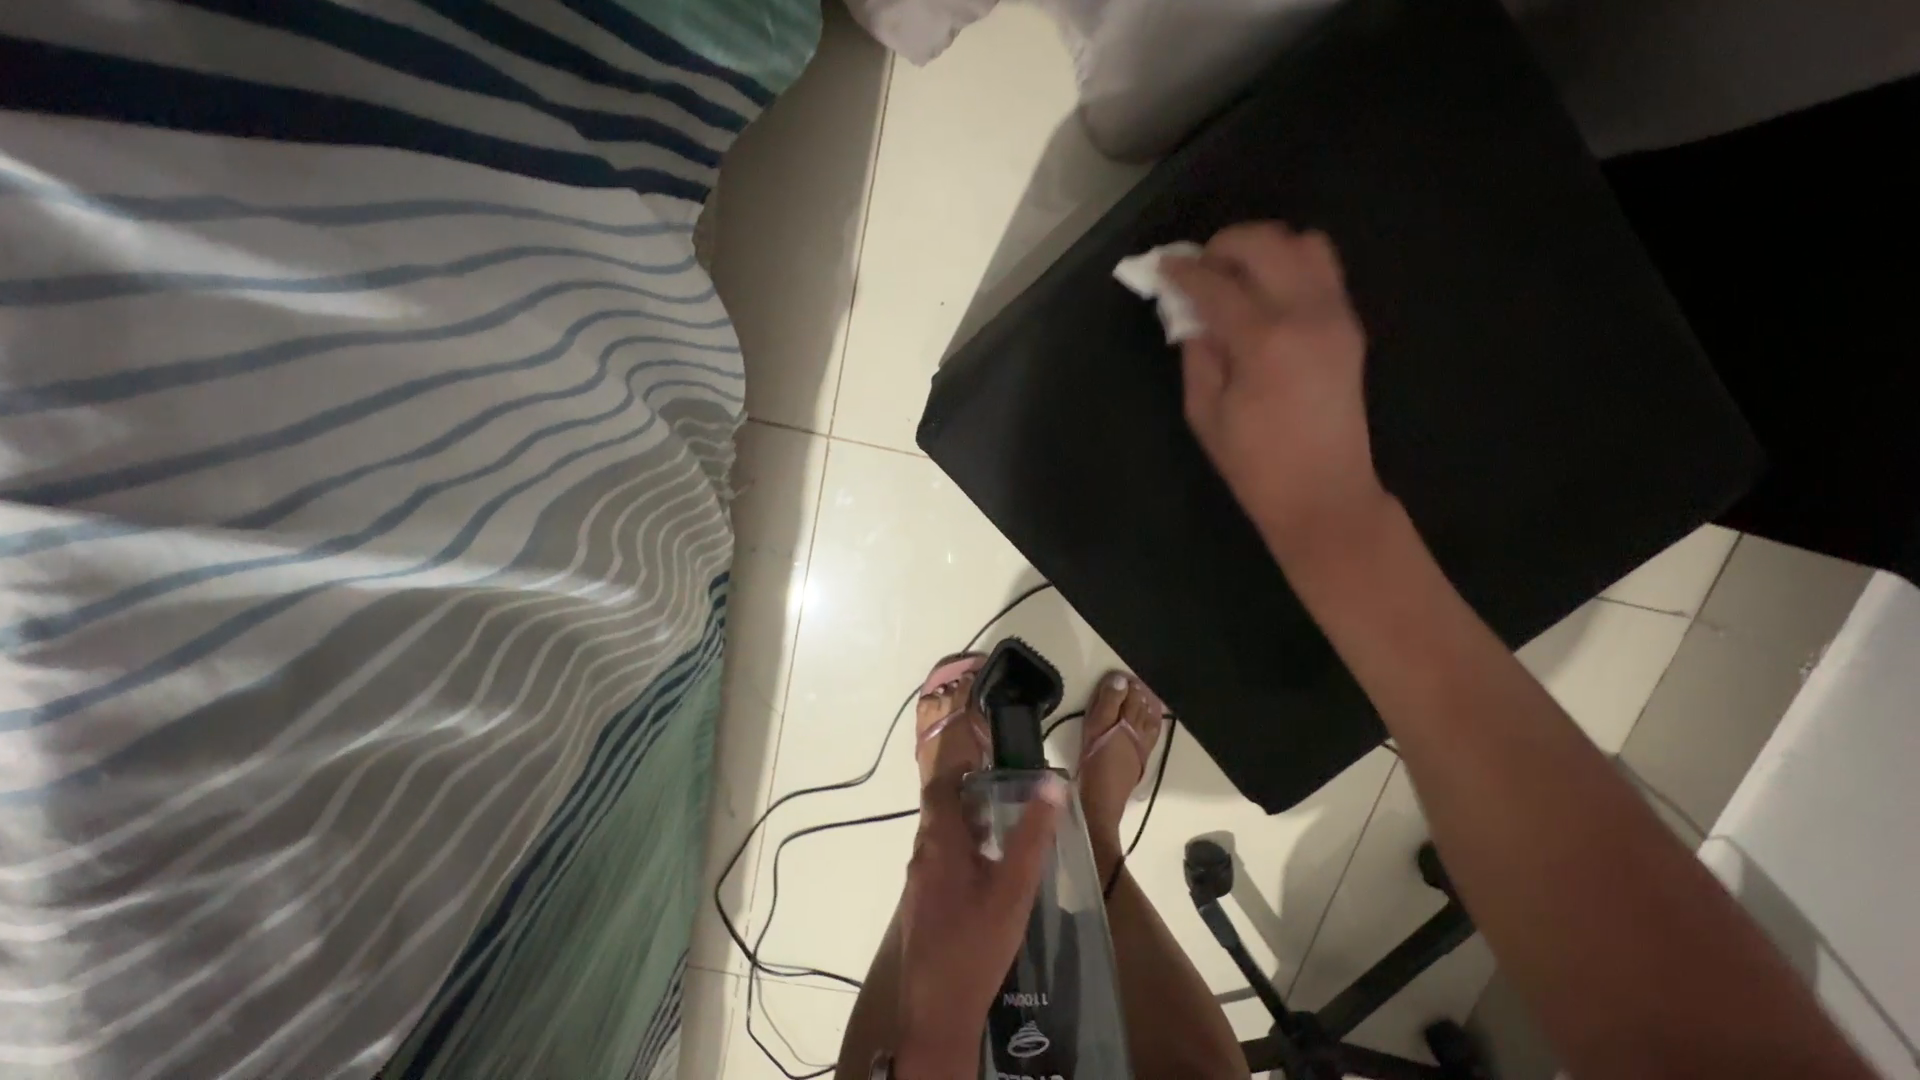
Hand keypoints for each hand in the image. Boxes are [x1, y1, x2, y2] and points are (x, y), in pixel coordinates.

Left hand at [893, 773, 1066, 1078]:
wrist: (938, 1010)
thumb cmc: (978, 942)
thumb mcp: (1015, 887)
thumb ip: (1032, 835)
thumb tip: (1051, 783)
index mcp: (939, 843)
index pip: (939, 788)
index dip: (959, 769)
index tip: (987, 761)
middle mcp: (921, 857)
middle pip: (939, 814)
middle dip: (969, 801)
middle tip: (1005, 799)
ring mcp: (917, 886)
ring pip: (940, 843)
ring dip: (966, 832)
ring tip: (1002, 837)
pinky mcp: (920, 910)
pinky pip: (939, 868)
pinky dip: (961, 859)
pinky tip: (987, 882)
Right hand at [1163, 223, 1390, 562]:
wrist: (1324, 493)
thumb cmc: (1254, 463)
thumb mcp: (1204, 412)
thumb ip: (1196, 351)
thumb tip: (1189, 312)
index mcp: (1263, 341)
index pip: (1215, 283)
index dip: (1182, 271)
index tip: (1161, 267)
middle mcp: (1306, 314)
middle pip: (1265, 243)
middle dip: (1224, 244)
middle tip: (1199, 266)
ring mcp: (1336, 315)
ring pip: (1304, 244)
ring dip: (1264, 248)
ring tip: (1236, 274)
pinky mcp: (1350, 325)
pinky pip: (1322, 270)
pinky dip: (1289, 266)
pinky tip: (1265, 294)